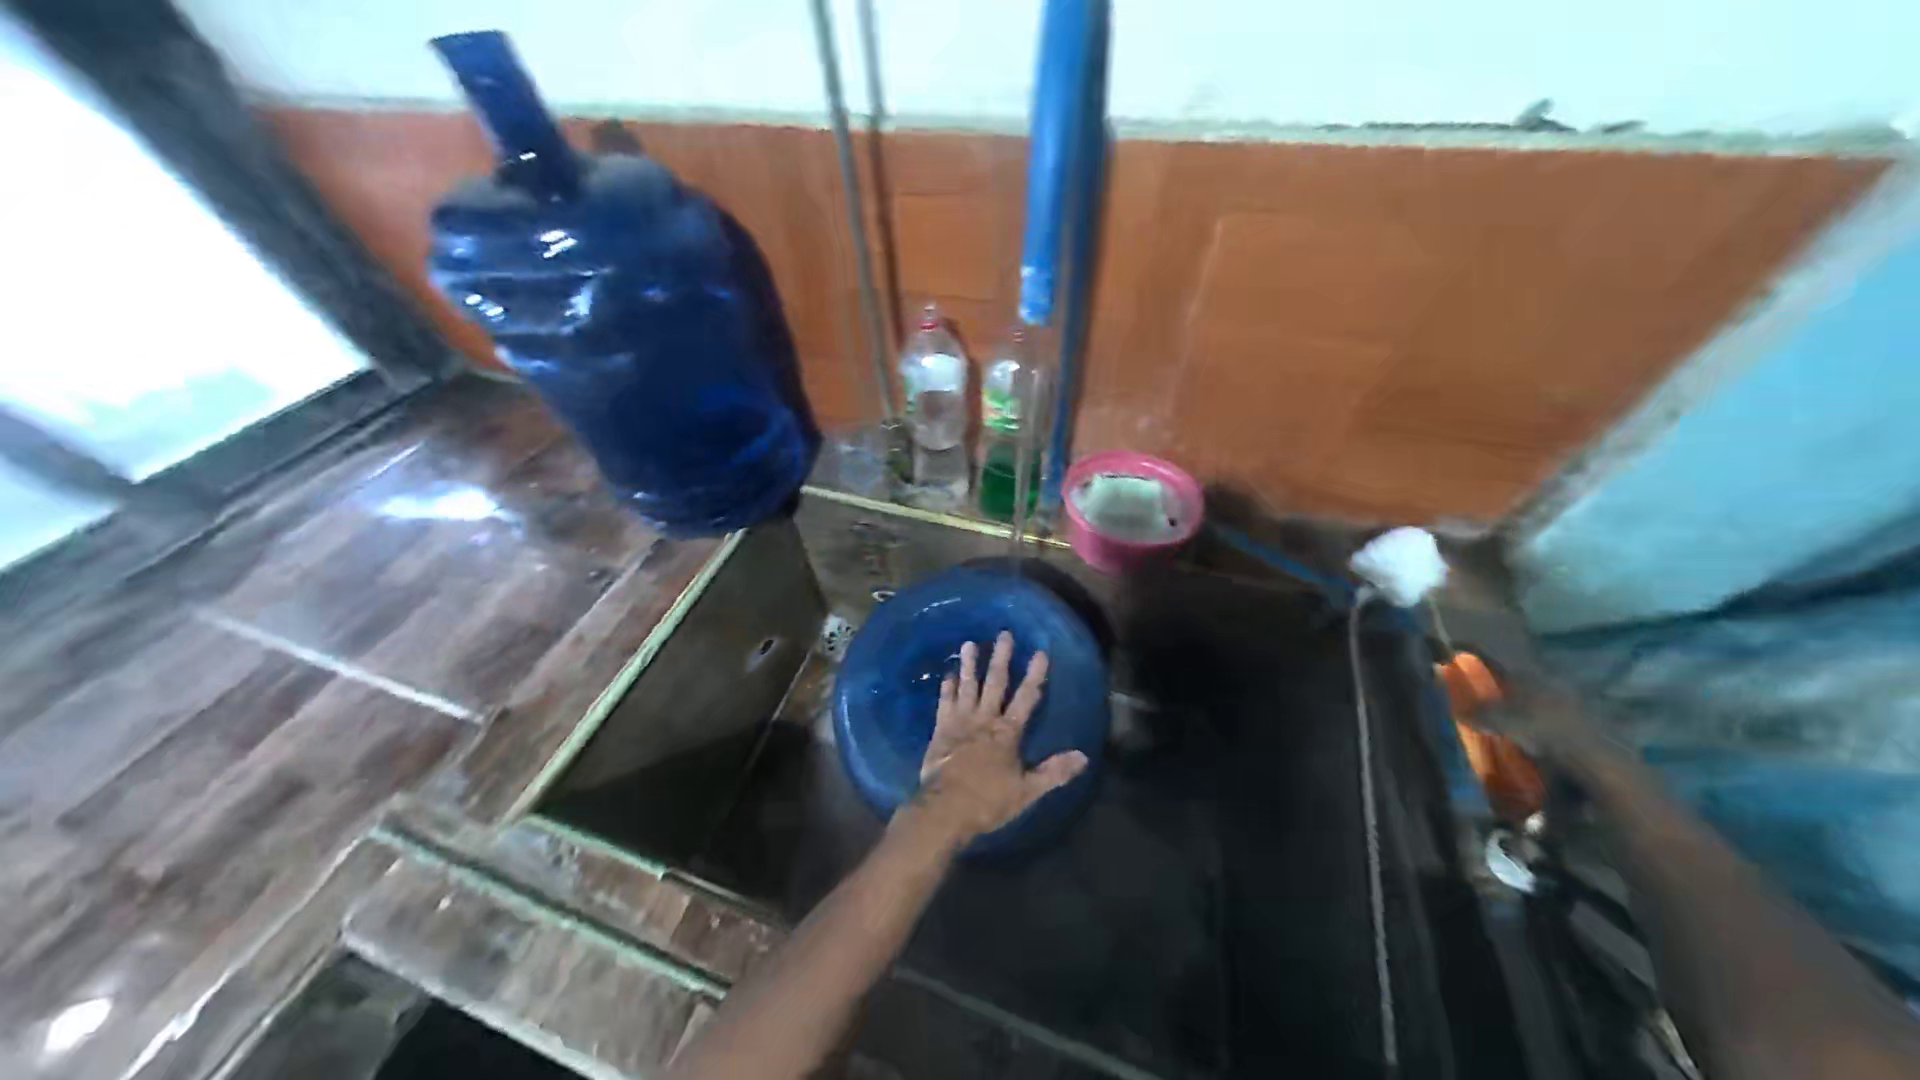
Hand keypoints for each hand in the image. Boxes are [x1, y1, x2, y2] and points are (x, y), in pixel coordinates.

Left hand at [912, 631, 1088, 846]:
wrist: (945, 808)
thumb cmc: (988, 801)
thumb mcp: (1026, 791)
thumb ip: (1054, 772)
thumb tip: (1083, 756)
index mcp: (1007, 733)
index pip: (1026, 698)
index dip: (1035, 675)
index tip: (1041, 652)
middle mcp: (984, 720)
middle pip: (995, 683)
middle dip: (1002, 658)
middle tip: (1005, 634)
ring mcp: (960, 722)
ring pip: (967, 686)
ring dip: (970, 664)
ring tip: (971, 643)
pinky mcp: (941, 729)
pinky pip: (944, 702)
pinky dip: (947, 687)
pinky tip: (949, 673)